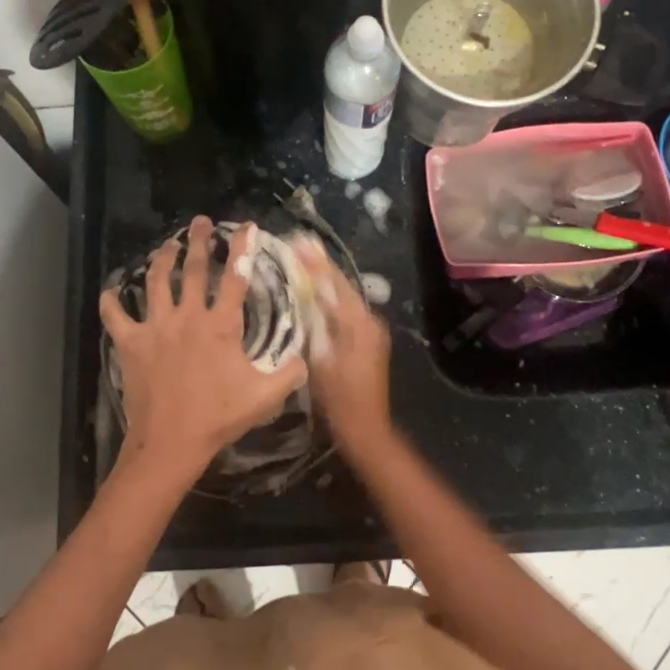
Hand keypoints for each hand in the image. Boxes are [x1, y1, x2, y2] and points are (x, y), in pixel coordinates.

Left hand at [100, 216, 308, 483]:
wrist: (171, 442)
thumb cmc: (219, 417)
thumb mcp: (265, 396)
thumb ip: (290, 372)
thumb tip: (305, 356)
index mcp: (221, 325)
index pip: (236, 277)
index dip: (243, 249)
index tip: (246, 226)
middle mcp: (187, 317)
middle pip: (193, 269)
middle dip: (199, 241)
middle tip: (201, 221)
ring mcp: (156, 327)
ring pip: (156, 282)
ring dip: (162, 259)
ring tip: (168, 245)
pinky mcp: (131, 343)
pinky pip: (116, 316)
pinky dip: (111, 301)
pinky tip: (110, 291)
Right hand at [292, 235, 392, 448]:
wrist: (365, 428)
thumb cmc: (339, 399)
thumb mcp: (321, 359)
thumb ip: (315, 324)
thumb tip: (305, 292)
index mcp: (359, 323)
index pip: (335, 284)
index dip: (316, 262)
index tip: (299, 241)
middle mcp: (369, 321)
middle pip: (341, 287)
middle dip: (320, 266)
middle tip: (299, 243)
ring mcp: (370, 331)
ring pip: (343, 298)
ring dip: (324, 280)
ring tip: (302, 260)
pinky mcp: (366, 340)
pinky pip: (345, 311)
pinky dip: (329, 299)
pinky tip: (313, 292)